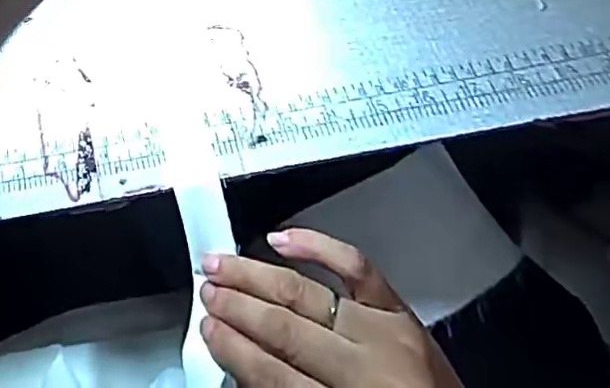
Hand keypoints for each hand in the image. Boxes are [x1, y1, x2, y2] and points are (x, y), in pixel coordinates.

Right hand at [200, 229, 463, 387]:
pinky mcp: (403, 312)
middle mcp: (374, 371)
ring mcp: (390, 335)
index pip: (278, 375)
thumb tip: (235, 352)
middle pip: (287, 328)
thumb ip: (287, 387)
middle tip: (207, 290)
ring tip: (220, 264)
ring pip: (306, 292)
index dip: (236, 349)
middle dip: (238, 306)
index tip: (206, 329)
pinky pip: (356, 266)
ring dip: (255, 275)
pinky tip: (279, 238)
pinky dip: (316, 245)